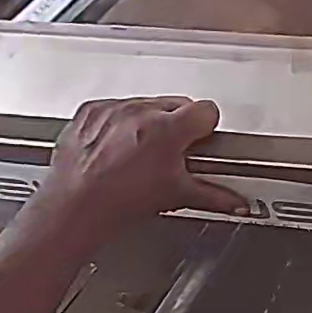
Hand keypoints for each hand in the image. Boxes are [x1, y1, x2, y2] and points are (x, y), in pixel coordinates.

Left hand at [23, 97, 246, 247]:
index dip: (207, 128)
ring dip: (150, 122)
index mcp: (167, 129)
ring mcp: (113, 109)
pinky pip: (116, 107)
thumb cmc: (120, 202)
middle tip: (172, 153)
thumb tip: (236, 201)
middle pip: (177, 104)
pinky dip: (121, 122)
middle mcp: (140, 112)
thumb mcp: (178, 196)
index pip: (206, 110)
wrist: (75, 208)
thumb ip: (216, 195)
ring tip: (143, 153)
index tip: (201, 141)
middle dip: (179, 125)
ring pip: (146, 104)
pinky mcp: (91, 110)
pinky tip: (119, 147)